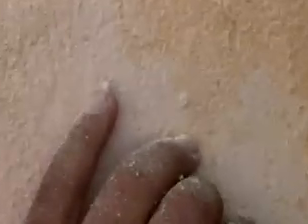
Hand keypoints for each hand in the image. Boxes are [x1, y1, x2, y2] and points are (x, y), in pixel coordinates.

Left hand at [24, 86, 227, 223]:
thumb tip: (232, 216)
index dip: (233, 219)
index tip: (248, 213)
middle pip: (175, 212)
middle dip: (199, 194)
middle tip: (210, 190)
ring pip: (125, 186)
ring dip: (157, 161)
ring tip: (181, 149)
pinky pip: (59, 179)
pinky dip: (85, 136)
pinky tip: (107, 96)